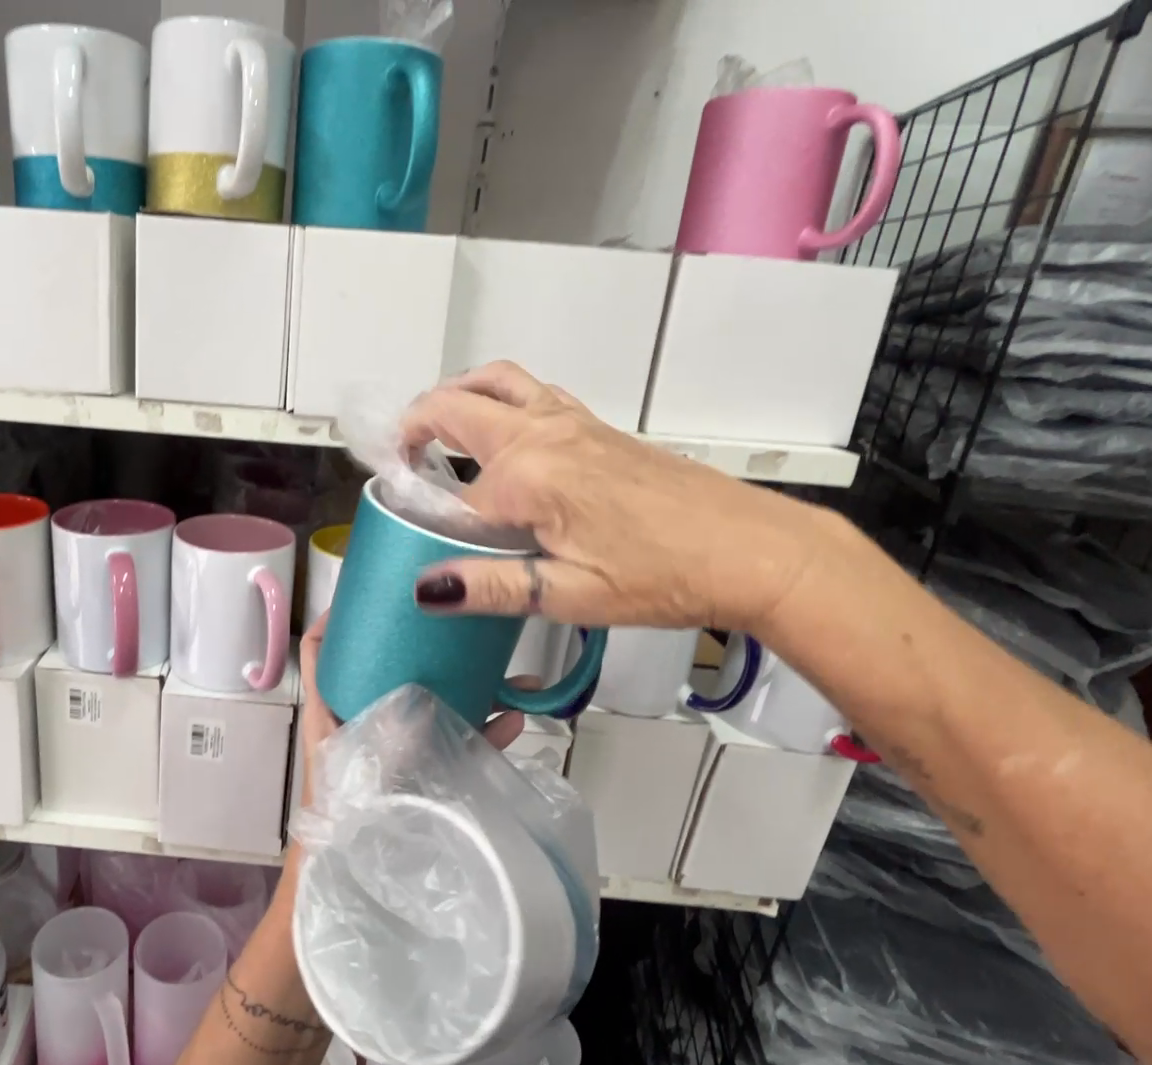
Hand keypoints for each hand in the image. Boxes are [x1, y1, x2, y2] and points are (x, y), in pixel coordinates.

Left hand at [279, 614, 524, 883]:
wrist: (348, 892)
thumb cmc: (337, 833)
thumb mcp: (357, 776)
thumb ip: (386, 740)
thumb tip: (424, 704)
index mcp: (330, 715)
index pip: (321, 653)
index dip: (335, 619)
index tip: (368, 592)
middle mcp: (361, 721)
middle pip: (385, 667)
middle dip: (420, 643)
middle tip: (454, 620)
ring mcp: (395, 745)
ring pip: (430, 700)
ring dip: (465, 685)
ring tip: (505, 670)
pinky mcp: (421, 772)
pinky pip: (454, 741)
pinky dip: (483, 730)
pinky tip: (514, 720)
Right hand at [398, 362, 844, 634]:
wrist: (750, 548)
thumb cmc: (663, 576)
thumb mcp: (570, 595)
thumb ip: (490, 587)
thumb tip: (425, 588)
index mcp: (529, 476)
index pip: (454, 499)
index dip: (432, 526)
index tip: (424, 554)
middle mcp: (543, 434)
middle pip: (457, 405)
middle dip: (416, 426)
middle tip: (400, 459)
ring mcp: (572, 422)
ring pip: (496, 382)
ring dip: (457, 397)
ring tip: (437, 433)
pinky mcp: (595, 425)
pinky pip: (530, 392)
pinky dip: (497, 399)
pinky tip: (504, 441)